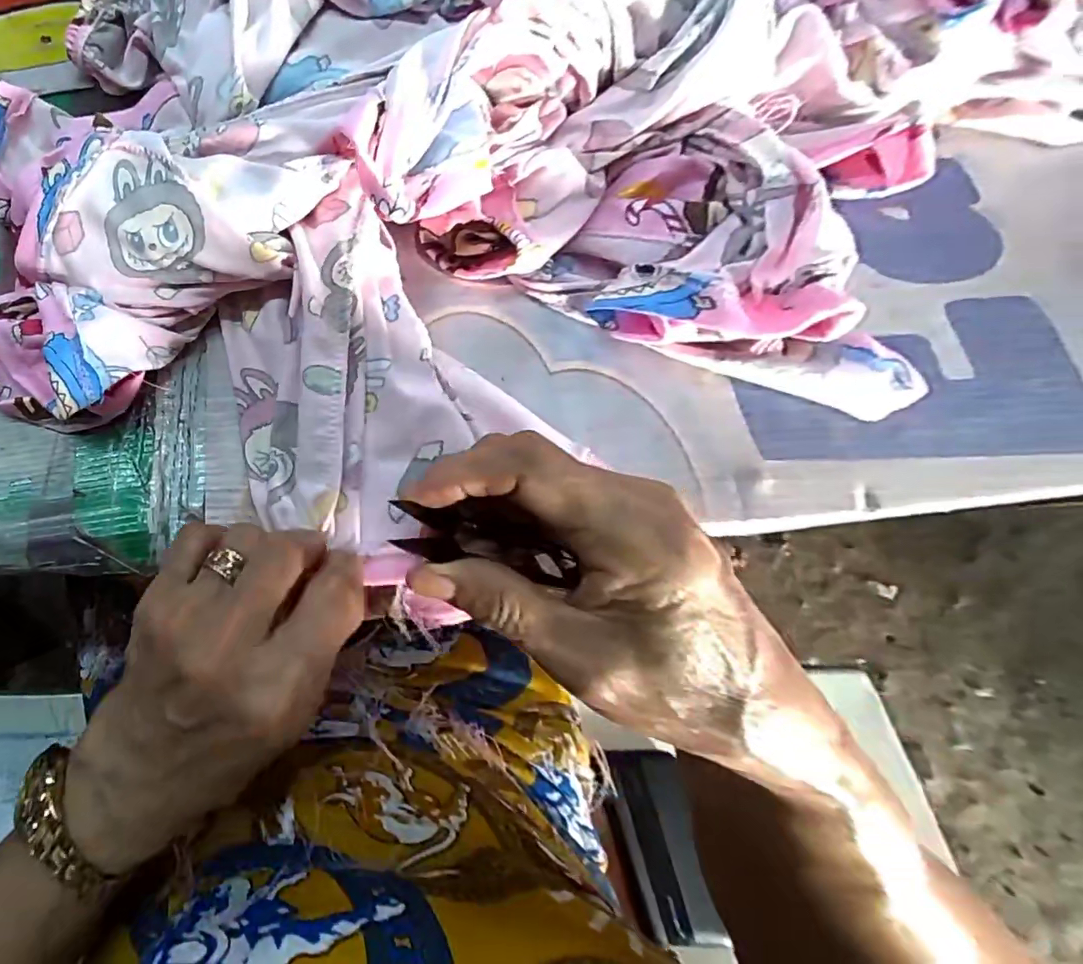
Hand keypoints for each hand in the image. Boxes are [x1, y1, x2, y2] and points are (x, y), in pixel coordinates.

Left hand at [63, 524, 364, 874]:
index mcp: (277, 687)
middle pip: (283, 554)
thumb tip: (339, 572)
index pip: (332, 600)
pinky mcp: (153, 598)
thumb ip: (322, 643)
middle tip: (306, 556)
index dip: (347, 570)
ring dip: (263, 543)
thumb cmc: (233, 746)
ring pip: (241, 538)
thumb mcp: (296, 713)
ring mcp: (184, 616)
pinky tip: (223, 561)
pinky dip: (218, 539)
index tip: (343, 564)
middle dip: (305, 547)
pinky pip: (196, 536)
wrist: (147, 757)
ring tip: (262, 563)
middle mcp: (230, 645)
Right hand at [400, 432, 800, 761]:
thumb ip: (497, 603)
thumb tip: (416, 574)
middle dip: (460, 483)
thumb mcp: (577, 654)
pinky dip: (502, 515)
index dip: (459, 474)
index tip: (410, 504)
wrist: (761, 713)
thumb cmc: (677, 690)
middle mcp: (629, 495)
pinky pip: (545, 497)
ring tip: (441, 542)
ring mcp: (627, 502)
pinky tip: (483, 549)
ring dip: (477, 500)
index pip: (527, 465)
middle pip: (524, 457)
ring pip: (530, 473)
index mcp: (631, 524)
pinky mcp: (619, 517)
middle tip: (418, 526)